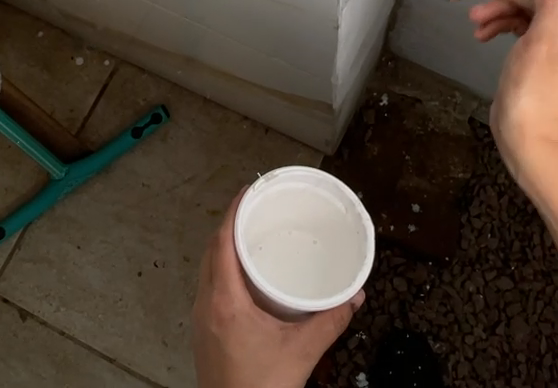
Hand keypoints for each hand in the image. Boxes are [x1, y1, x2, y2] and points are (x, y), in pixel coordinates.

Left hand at [192, 187, 361, 387]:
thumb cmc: (264, 386)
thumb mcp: (302, 352)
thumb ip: (331, 321)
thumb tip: (357, 295)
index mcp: (224, 301)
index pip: (220, 242)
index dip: (233, 211)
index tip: (250, 190)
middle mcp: (205, 304)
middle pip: (211, 250)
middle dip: (230, 224)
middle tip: (255, 207)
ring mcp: (200, 319)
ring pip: (207, 268)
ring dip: (224, 246)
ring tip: (250, 234)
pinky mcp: (202, 332)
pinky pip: (208, 285)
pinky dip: (222, 268)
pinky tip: (243, 274)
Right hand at [469, 0, 557, 185]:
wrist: (524, 136)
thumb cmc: (536, 91)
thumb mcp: (542, 42)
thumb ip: (552, 5)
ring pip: (534, 9)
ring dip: (504, 9)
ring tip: (476, 18)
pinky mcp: (540, 52)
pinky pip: (524, 26)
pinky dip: (503, 24)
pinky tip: (482, 33)